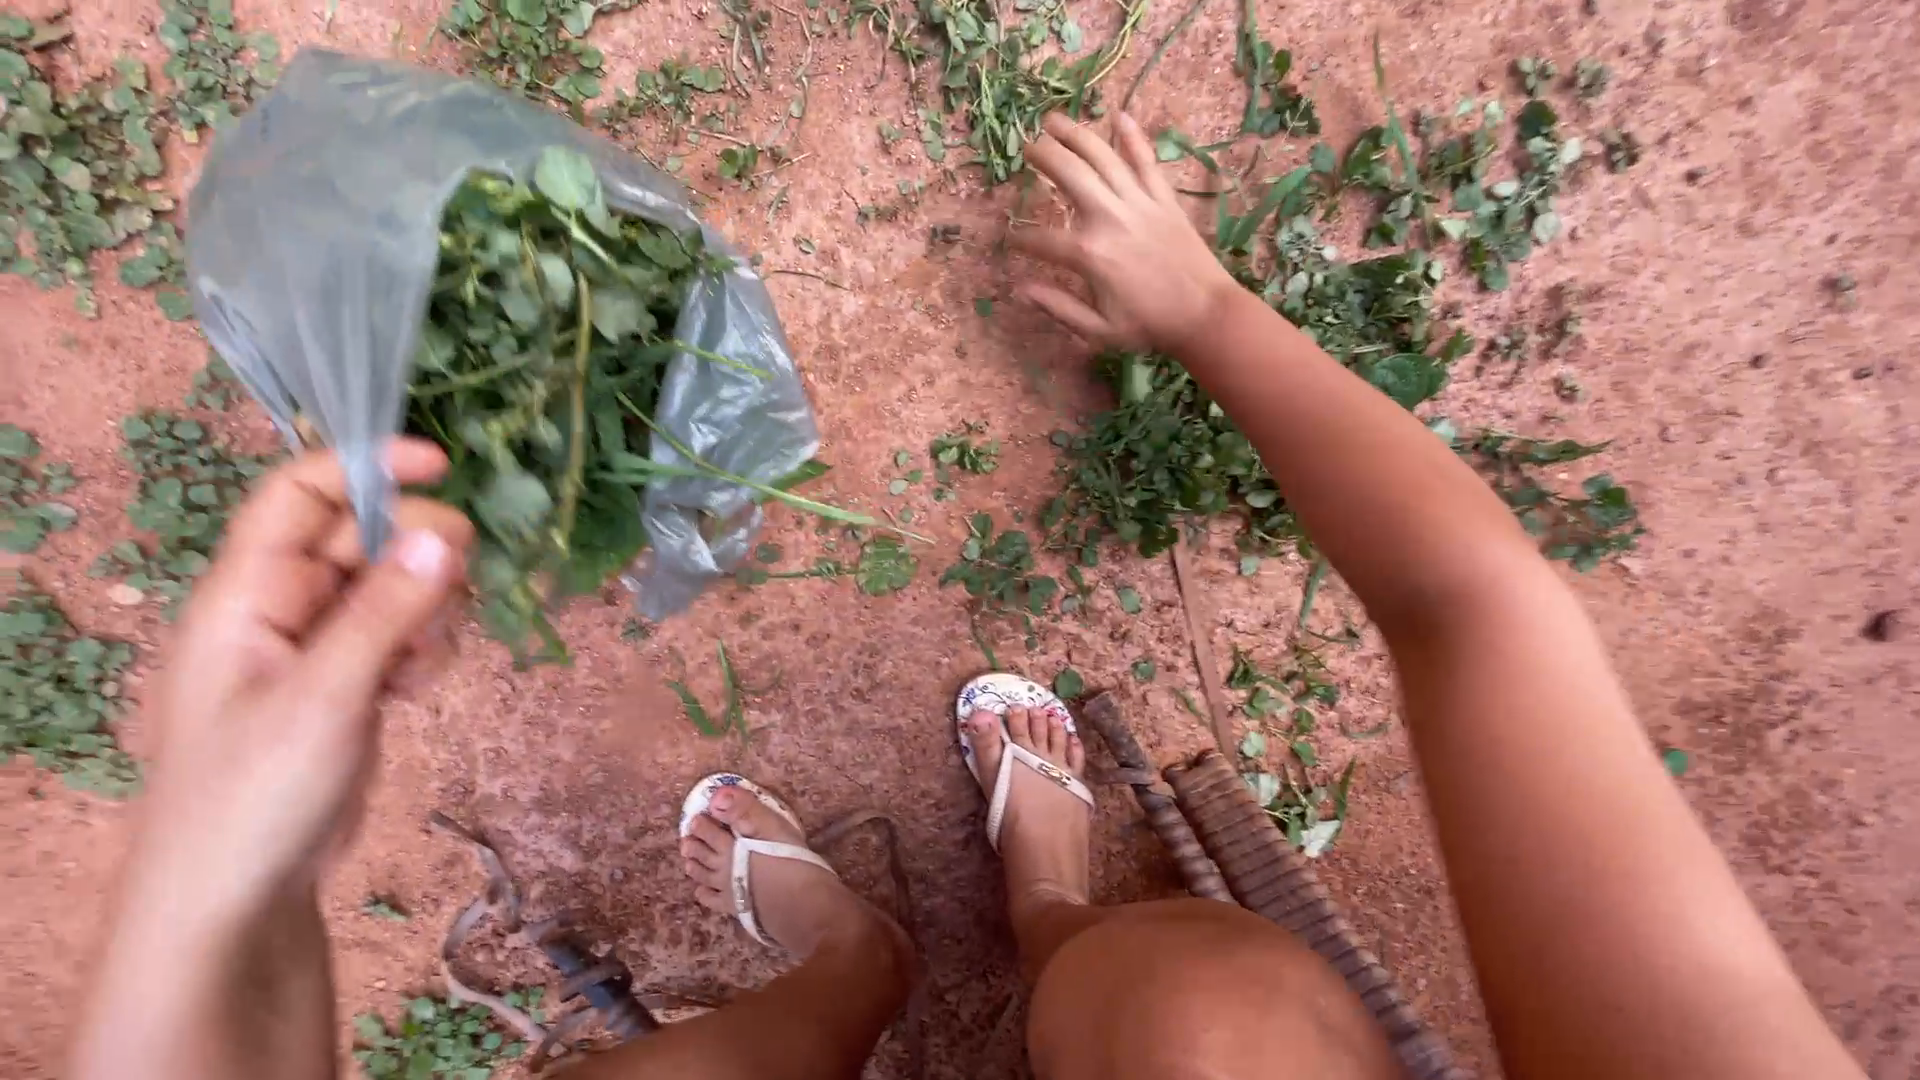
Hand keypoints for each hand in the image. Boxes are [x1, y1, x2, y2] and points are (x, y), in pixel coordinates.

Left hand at [131, 439, 473, 922]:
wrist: (239, 895)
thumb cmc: (253, 792)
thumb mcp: (325, 697)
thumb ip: (387, 612)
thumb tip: (449, 534)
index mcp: (246, 594)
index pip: (299, 493)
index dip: (366, 466)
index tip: (444, 467)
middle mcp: (282, 607)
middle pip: (362, 538)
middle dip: (418, 552)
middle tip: (459, 583)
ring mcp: (320, 645)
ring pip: (396, 586)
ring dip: (430, 608)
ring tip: (425, 659)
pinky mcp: (352, 678)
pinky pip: (405, 632)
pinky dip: (426, 648)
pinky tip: (417, 687)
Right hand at [1012, 111, 1237, 353]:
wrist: (1204, 314)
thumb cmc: (1148, 327)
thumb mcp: (1097, 330)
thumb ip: (1058, 308)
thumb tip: (1022, 289)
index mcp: (1089, 254)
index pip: (1042, 241)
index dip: (1022, 240)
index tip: (1010, 241)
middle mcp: (1110, 218)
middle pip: (1070, 175)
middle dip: (1044, 157)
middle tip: (1026, 147)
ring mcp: (1139, 203)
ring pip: (1103, 157)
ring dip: (1076, 134)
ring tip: (1054, 119)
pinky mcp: (1164, 199)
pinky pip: (1145, 161)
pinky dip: (1132, 137)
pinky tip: (1118, 116)